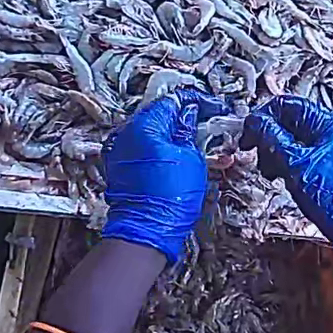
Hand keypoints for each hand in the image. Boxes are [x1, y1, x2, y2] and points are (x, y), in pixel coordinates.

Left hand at [99, 90, 223, 263]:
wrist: (146, 232)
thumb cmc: (170, 198)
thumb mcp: (190, 158)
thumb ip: (188, 130)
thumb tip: (189, 114)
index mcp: (143, 126)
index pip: (172, 101)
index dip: (196, 102)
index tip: (213, 107)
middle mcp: (126, 134)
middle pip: (159, 115)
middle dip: (183, 118)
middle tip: (207, 124)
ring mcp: (120, 151)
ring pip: (151, 133)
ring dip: (172, 135)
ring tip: (196, 143)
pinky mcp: (120, 167)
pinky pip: (142, 149)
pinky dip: (159, 148)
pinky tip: (177, 157)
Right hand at [241, 96, 332, 249]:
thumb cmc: (332, 194)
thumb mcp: (295, 163)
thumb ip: (272, 138)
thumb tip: (254, 121)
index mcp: (325, 123)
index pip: (287, 104)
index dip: (264, 116)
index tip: (248, 132)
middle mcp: (324, 132)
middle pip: (285, 121)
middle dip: (266, 136)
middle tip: (252, 149)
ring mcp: (322, 148)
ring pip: (287, 139)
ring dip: (271, 151)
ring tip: (268, 168)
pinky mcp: (318, 164)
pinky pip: (293, 154)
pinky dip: (280, 162)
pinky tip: (276, 175)